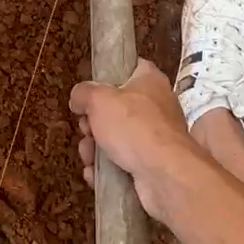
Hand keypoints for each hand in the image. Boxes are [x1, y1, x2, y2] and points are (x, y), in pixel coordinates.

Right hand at [68, 58, 206, 222]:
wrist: (165, 175)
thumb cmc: (133, 126)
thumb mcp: (98, 100)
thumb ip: (83, 93)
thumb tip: (78, 98)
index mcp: (150, 80)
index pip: (129, 67)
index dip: (107, 76)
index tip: (90, 90)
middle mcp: (156, 106)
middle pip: (116, 107)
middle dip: (92, 123)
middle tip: (86, 130)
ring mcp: (155, 137)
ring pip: (116, 138)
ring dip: (95, 148)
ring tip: (87, 157)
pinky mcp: (152, 164)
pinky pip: (123, 161)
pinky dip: (106, 168)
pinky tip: (94, 174)